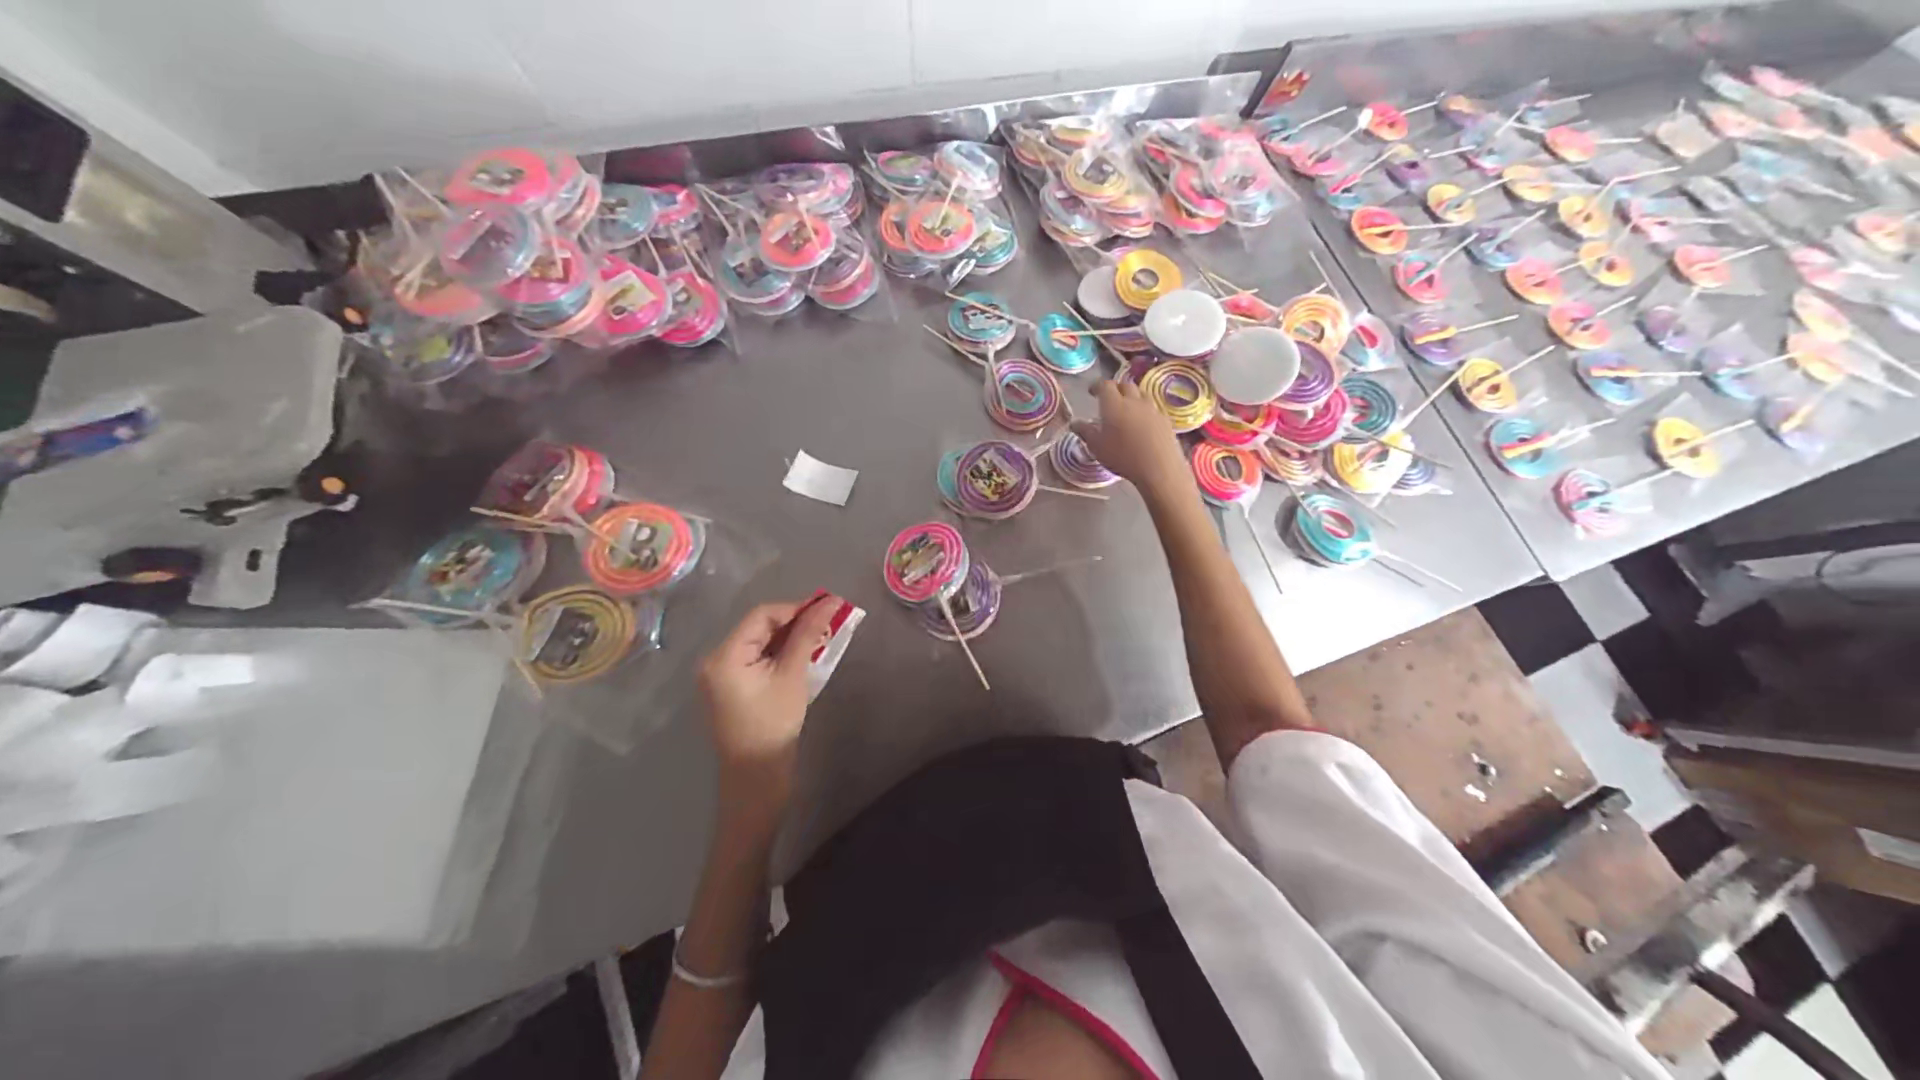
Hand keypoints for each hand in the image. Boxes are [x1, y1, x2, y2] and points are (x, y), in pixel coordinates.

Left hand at [697, 595, 842, 811]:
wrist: (757, 777)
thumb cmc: (775, 725)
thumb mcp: (793, 675)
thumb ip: (808, 634)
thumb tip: (830, 601)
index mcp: (724, 655)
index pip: (761, 615)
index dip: (795, 608)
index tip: (827, 609)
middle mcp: (715, 660)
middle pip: (758, 627)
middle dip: (794, 622)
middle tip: (827, 623)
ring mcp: (719, 674)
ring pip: (758, 641)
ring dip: (788, 637)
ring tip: (819, 638)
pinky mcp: (729, 686)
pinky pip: (754, 657)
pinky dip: (778, 652)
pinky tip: (801, 655)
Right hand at [1072, 379, 1189, 495]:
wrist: (1159, 467)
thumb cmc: (1122, 456)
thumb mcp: (1097, 447)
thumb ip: (1085, 432)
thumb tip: (1075, 423)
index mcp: (1114, 404)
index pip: (1105, 385)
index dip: (1097, 386)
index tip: (1092, 392)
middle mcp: (1134, 401)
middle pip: (1125, 385)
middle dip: (1115, 389)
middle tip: (1109, 398)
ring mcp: (1152, 409)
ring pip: (1141, 394)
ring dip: (1132, 397)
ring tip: (1126, 408)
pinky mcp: (1165, 419)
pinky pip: (1152, 408)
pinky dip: (1144, 410)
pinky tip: (1142, 422)